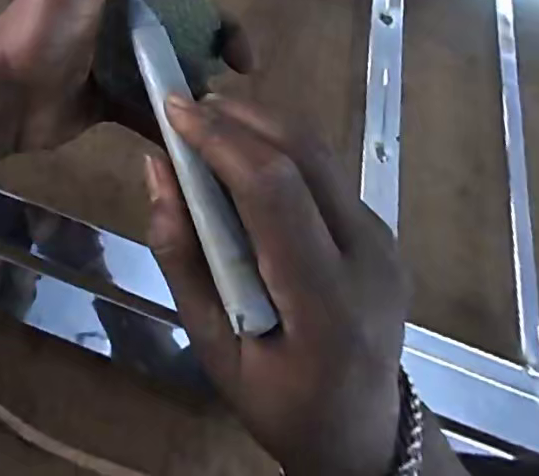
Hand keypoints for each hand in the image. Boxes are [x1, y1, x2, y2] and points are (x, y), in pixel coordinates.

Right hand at [146, 95, 408, 475]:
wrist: (367, 432)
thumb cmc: (279, 401)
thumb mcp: (212, 346)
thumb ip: (180, 256)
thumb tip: (156, 167)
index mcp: (327, 303)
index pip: (274, 192)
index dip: (220, 139)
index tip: (172, 110)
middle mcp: (369, 258)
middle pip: (303, 153)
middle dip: (237, 115)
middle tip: (183, 105)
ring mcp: (382, 238)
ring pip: (316, 150)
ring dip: (256, 121)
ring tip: (205, 119)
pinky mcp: (379, 226)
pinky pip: (322, 167)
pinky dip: (273, 143)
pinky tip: (239, 151)